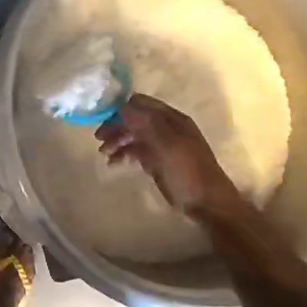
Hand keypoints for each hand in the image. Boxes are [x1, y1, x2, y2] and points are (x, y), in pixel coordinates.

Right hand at [96, 95, 252, 221]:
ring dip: (118, 140)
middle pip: (135, 119)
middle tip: (99, 138)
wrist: (206, 202)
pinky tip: (113, 163)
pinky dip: (124, 154)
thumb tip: (122, 106)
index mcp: (171, 119)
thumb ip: (146, 123)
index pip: (141, 103)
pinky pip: (137, 152)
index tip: (102, 118)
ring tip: (104, 153)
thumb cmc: (188, 171)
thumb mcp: (167, 145)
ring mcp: (162, 145)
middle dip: (116, 125)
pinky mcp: (158, 162)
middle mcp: (166, 128)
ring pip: (134, 135)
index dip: (121, 108)